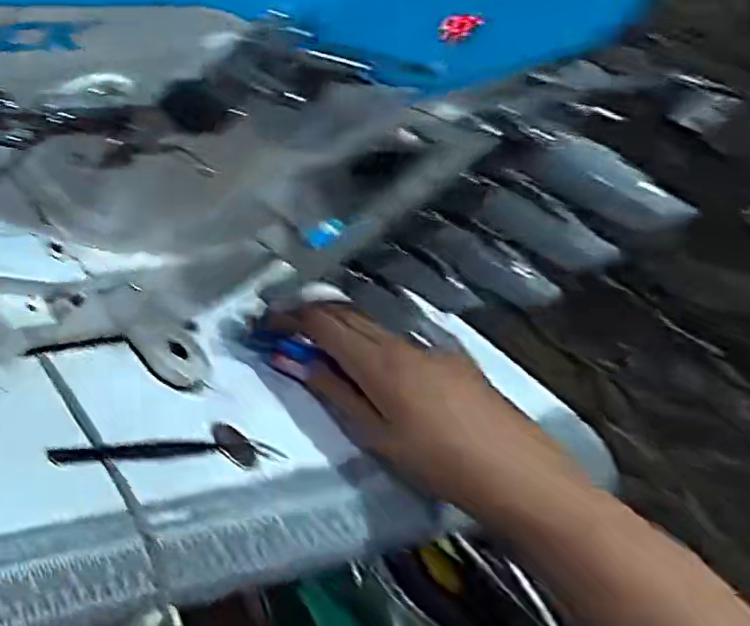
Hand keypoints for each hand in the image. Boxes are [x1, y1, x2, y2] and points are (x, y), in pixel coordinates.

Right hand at [266, 303, 596, 528]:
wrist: (536, 488)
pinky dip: (371, 338)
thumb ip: (330, 389)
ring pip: (371, 322)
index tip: (263, 327)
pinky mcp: (457, 363)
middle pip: (342, 312)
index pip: (316, 320)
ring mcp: (432, 350)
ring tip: (323, 347)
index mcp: (375, 359)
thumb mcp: (374, 433)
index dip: (284, 317)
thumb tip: (288, 358)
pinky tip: (375, 364)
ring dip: (339, 325)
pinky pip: (398, 338)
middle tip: (284, 331)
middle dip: (307, 315)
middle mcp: (400, 343)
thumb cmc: (442, 464)